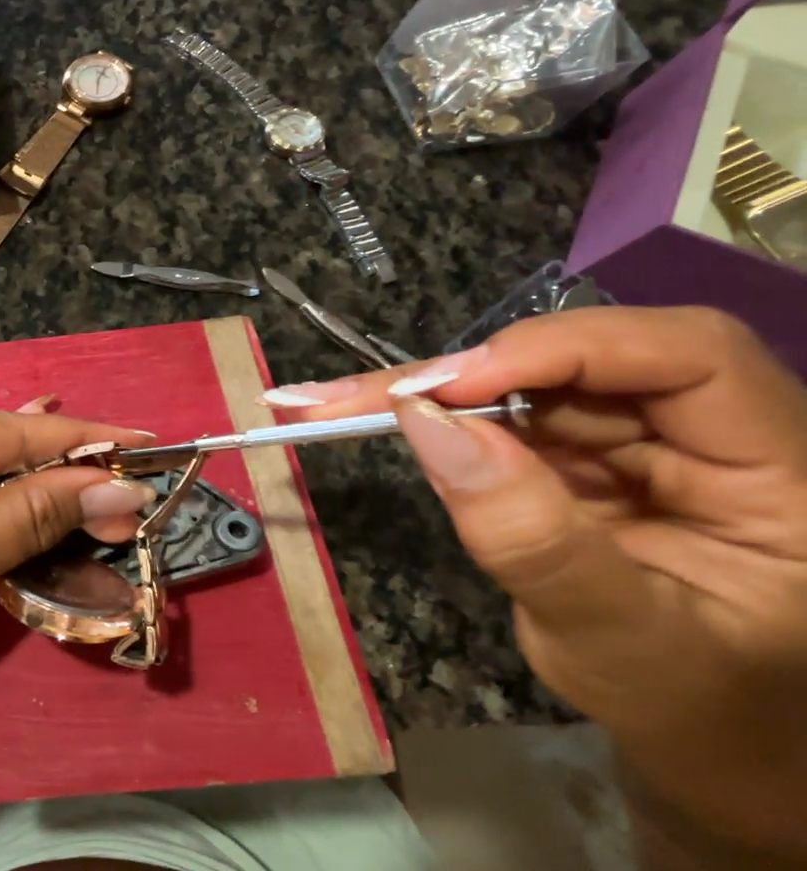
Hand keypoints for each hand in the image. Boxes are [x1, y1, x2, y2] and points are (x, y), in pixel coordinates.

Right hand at [272, 306, 806, 857]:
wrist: (698, 734)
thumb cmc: (688, 703)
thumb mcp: (616, 636)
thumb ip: (533, 537)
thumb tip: (426, 426)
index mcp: (782, 475)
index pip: (687, 360)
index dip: (567, 349)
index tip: (451, 386)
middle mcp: (714, 434)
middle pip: (586, 358)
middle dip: (464, 372)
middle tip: (352, 397)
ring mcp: (640, 439)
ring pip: (525, 380)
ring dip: (423, 391)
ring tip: (324, 405)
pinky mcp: (578, 452)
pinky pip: (496, 414)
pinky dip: (423, 415)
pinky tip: (353, 413)